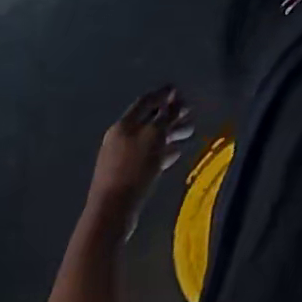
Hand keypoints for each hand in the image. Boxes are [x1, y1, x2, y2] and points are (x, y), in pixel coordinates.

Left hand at [90, 86, 192, 223]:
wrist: (112, 212)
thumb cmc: (134, 168)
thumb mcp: (155, 137)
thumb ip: (166, 116)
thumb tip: (175, 99)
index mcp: (124, 124)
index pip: (146, 101)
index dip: (163, 94)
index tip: (178, 90)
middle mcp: (120, 136)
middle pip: (149, 119)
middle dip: (170, 114)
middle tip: (189, 113)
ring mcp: (121, 156)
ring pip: (150, 138)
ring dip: (170, 133)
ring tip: (189, 133)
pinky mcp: (125, 174)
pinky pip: (147, 155)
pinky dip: (162, 150)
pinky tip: (175, 154)